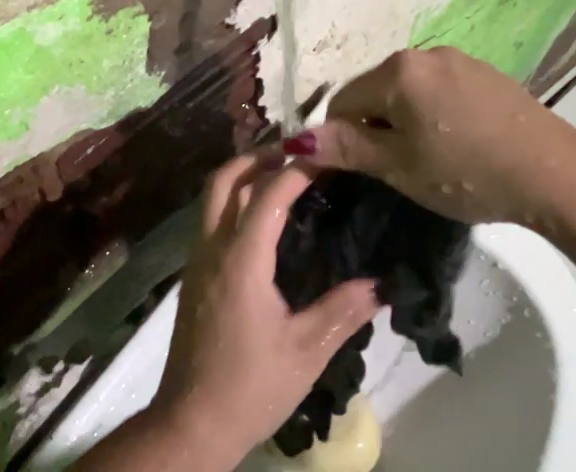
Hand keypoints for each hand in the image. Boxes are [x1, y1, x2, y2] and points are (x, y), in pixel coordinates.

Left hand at [149, 153, 380, 463]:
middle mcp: (212, 248)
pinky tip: (263, 221)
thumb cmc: (251, 386)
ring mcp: (197, 260)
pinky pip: (212, 219)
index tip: (328, 156)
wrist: (191, 420)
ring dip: (243, 176)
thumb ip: (343, 311)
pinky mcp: (194, 276)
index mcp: (240, 259)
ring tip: (284, 178)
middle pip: (225, 179)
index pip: (267, 194)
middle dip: (259, 158)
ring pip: (213, 197)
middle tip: (299, 155)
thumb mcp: (306, 352)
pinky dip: (235, 201)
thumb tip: (383, 282)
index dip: (297, 169)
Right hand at [285, 47, 575, 227]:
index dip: (345, 139)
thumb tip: (295, 142)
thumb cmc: (468, 173)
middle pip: (376, 91)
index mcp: (396, 70)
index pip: (343, 101)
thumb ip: (347, 149)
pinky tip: (461, 145)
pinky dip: (436, 114)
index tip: (367, 171)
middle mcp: (424, 53)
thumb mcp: (399, 168)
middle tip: (401, 169)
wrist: (557, 175)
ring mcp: (459, 60)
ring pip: (409, 91)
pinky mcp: (487, 73)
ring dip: (406, 120)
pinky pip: (441, 90)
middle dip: (377, 126)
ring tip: (433, 160)